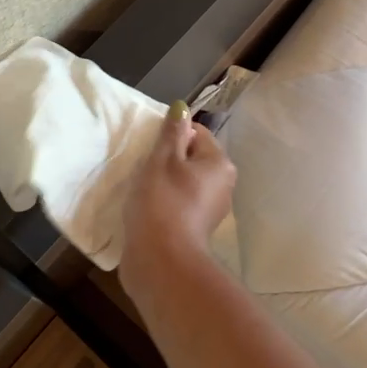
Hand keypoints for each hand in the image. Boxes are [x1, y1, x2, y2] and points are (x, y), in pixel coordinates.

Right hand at [120, 101, 235, 307]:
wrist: (161, 261)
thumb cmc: (162, 202)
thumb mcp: (162, 159)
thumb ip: (172, 131)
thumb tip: (182, 106)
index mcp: (220, 163)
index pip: (197, 133)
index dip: (171, 136)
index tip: (151, 149)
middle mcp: (223, 185)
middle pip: (192, 158)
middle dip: (167, 160)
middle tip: (144, 169)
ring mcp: (211, 210)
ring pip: (185, 182)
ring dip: (164, 183)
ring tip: (143, 192)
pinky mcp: (196, 230)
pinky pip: (180, 204)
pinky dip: (165, 203)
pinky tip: (147, 210)